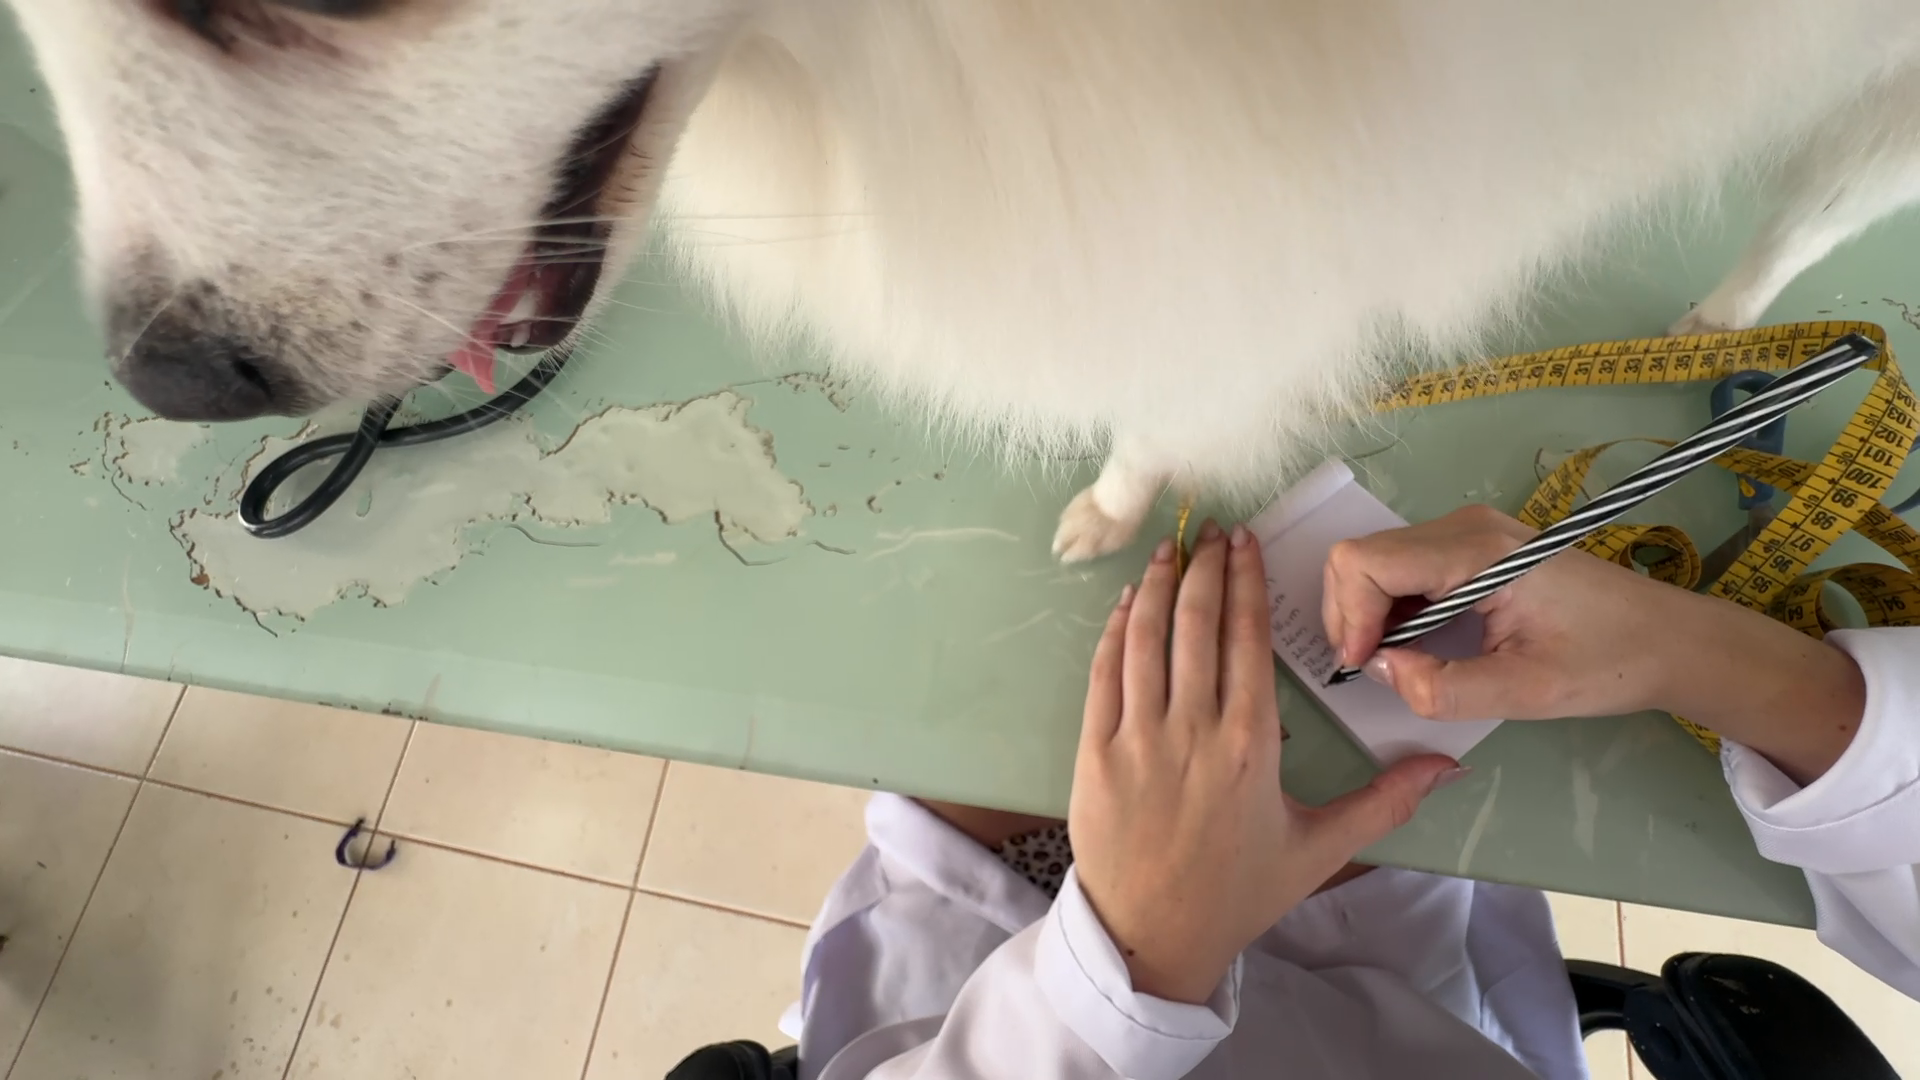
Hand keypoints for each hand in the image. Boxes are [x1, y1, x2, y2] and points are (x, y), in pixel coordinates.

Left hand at [1069, 521, 1458, 1004]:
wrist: (1152, 933)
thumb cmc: (1237, 890)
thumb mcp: (1318, 851)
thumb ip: (1382, 803)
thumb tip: (1446, 764)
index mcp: (1251, 746)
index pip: (1247, 641)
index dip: (1244, 584)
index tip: (1244, 543)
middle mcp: (1194, 730)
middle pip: (1197, 627)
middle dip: (1204, 569)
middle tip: (1208, 530)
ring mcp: (1138, 737)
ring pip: (1146, 640)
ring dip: (1158, 587)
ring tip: (1169, 550)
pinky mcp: (1096, 748)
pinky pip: (1104, 674)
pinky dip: (1115, 631)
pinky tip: (1127, 602)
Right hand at [1321, 505, 1865, 782]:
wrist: (1674, 639)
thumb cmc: (1611, 663)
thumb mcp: (1528, 693)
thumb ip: (1443, 688)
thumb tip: (1379, 668)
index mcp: (1477, 552)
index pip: (1365, 563)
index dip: (1349, 615)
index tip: (1363, 663)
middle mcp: (1459, 526)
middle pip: (1357, 556)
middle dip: (1347, 613)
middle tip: (1369, 663)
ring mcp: (1460, 529)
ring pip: (1368, 558)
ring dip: (1361, 609)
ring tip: (1388, 653)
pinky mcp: (1462, 542)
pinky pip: (1393, 564)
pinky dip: (1383, 602)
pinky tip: (1408, 635)